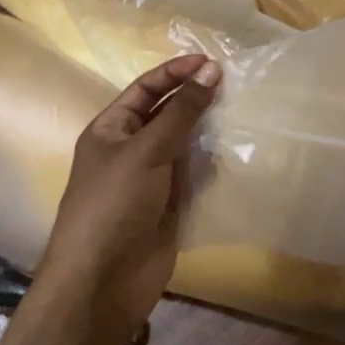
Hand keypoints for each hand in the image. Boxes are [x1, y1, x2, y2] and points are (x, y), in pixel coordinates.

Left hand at [34, 54, 221, 328]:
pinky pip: (195, 171)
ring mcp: (151, 177)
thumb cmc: (114, 205)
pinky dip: (213, 159)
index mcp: (111, 130)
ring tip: (241, 109)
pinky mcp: (170, 202)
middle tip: (233, 83)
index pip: (145, 88)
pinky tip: (236, 147)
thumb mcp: (147, 150)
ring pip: (184, 141)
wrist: (103, 282)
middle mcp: (129, 149)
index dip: (175, 72)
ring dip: (208, 127)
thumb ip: (182, 111)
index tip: (211, 62)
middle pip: (166, 112)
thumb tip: (212, 69)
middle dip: (195, 97)